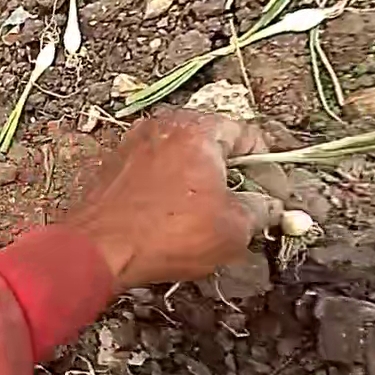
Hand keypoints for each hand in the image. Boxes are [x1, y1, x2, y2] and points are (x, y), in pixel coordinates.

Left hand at [62, 109, 269, 290]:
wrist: (97, 249)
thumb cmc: (170, 233)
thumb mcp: (234, 228)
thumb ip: (262, 210)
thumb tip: (269, 206)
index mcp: (197, 129)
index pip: (248, 136)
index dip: (269, 169)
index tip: (276, 197)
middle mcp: (163, 126)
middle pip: (213, 145)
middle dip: (233, 176)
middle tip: (246, 208)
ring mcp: (133, 143)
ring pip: (182, 159)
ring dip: (200, 184)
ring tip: (209, 218)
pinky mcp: (113, 166)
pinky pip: (155, 172)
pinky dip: (171, 190)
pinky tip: (173, 219)